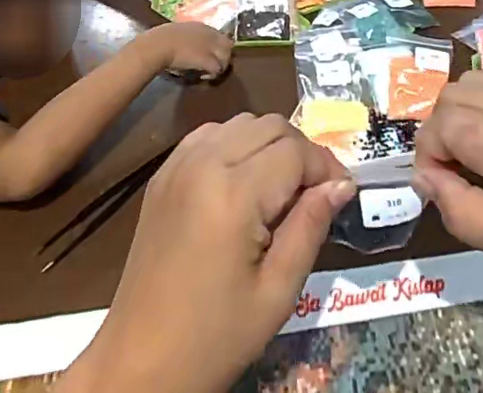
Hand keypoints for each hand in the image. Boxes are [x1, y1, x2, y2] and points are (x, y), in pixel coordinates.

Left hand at [64, 116, 353, 392]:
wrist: (140, 360)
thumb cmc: (215, 335)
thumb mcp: (277, 291)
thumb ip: (311, 226)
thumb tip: (342, 184)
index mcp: (234, 192)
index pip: (295, 150)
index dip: (325, 166)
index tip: (342, 193)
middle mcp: (205, 162)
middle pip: (270, 125)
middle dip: (301, 151)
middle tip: (314, 193)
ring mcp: (178, 163)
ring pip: (241, 123)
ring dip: (269, 143)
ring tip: (280, 188)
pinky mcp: (163, 173)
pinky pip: (210, 134)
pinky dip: (236, 143)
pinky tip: (242, 181)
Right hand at [140, 21, 231, 78]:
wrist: (159, 45)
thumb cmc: (160, 38)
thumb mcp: (176, 32)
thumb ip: (184, 36)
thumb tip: (182, 42)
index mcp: (201, 26)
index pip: (218, 35)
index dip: (217, 45)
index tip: (211, 53)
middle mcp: (209, 34)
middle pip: (228, 44)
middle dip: (224, 54)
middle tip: (214, 64)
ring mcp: (210, 47)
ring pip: (226, 56)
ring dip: (220, 65)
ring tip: (210, 72)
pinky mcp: (208, 60)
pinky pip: (218, 68)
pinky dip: (213, 74)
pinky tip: (205, 77)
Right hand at [412, 72, 482, 305]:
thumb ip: (461, 211)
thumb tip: (424, 177)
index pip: (443, 125)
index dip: (428, 155)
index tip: (440, 186)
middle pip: (450, 96)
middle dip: (439, 133)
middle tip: (457, 173)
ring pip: (469, 81)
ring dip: (459, 114)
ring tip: (478, 155)